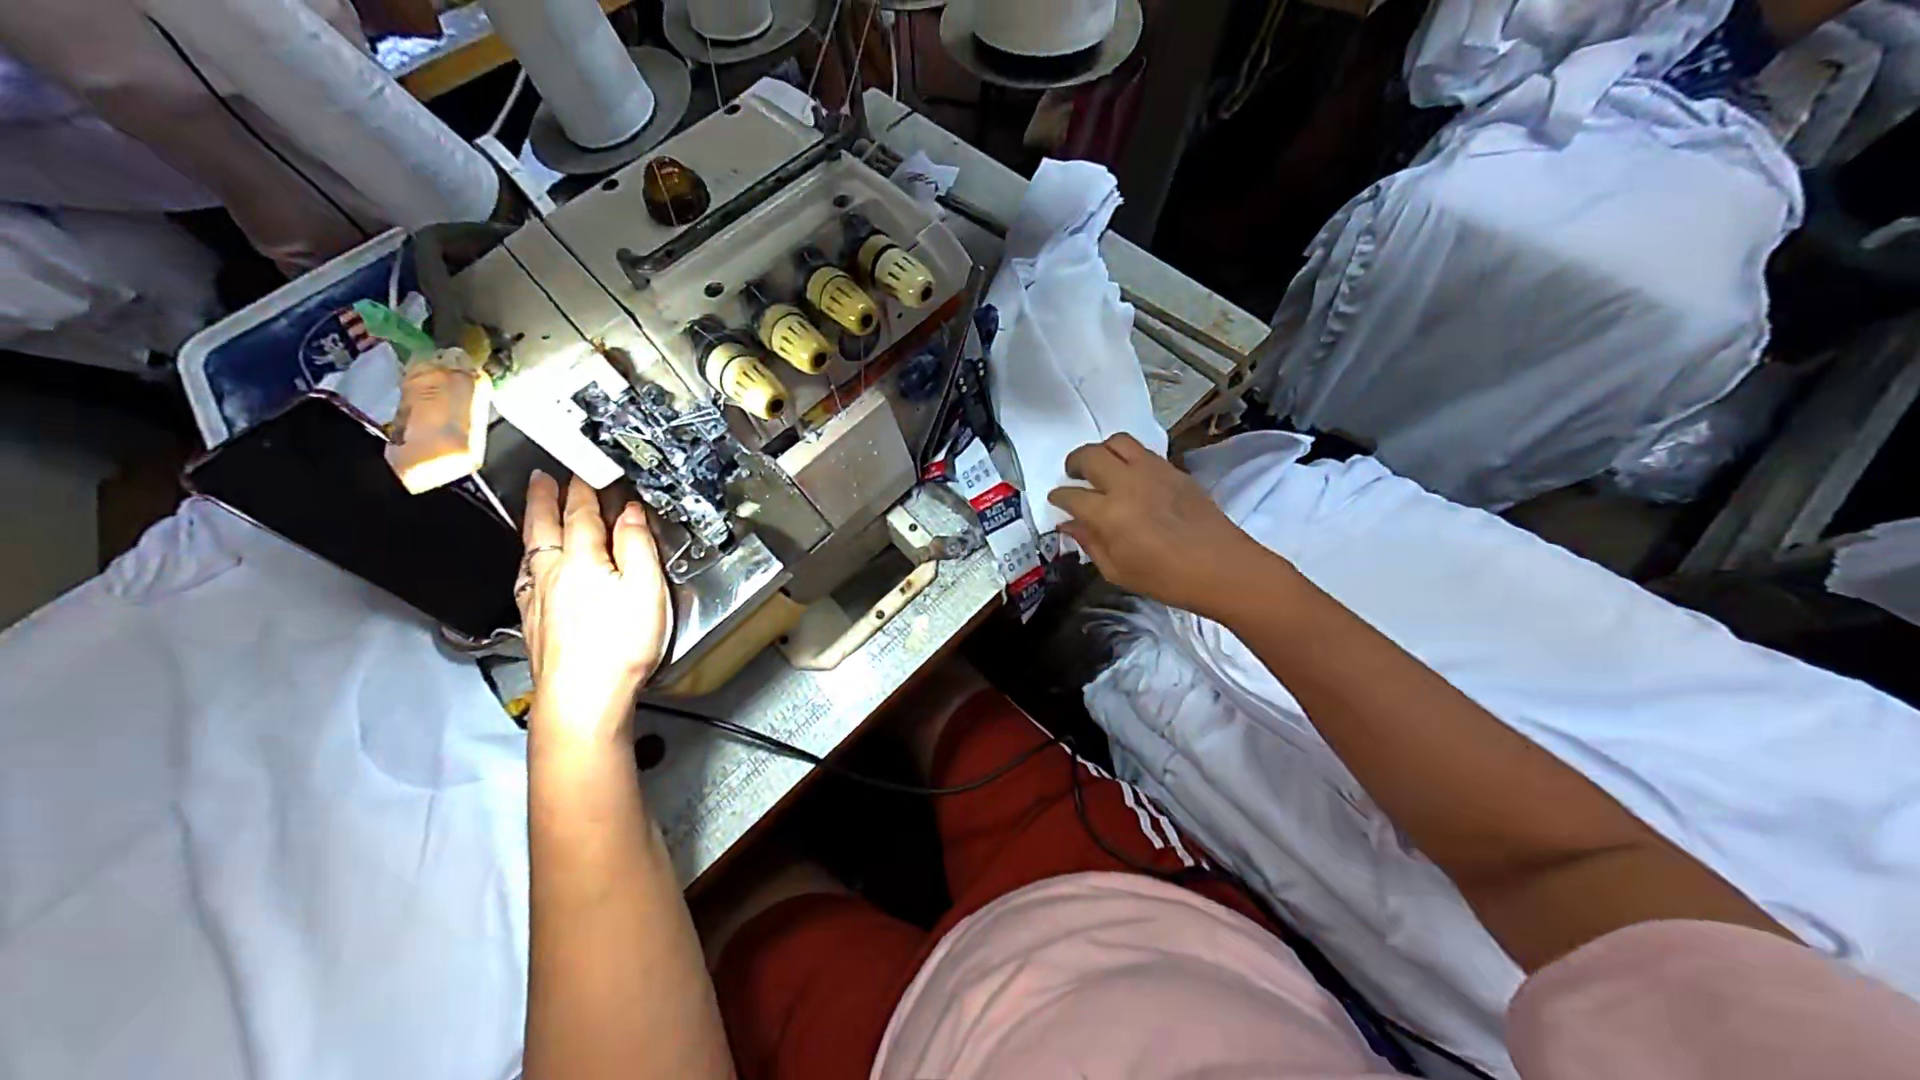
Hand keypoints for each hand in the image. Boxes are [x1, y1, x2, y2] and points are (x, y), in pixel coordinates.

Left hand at [517, 471, 671, 744]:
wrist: (583, 699)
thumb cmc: (618, 649)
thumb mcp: (645, 589)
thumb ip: (637, 546)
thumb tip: (630, 513)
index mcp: (582, 561)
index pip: (582, 515)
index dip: (585, 489)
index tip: (587, 471)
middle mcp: (552, 575)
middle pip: (544, 527)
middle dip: (545, 498)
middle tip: (541, 477)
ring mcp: (538, 600)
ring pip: (530, 551)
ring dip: (533, 524)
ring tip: (535, 511)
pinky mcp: (534, 624)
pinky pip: (525, 578)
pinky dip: (528, 560)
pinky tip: (531, 568)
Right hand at [1047, 434, 1282, 619]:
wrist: (1222, 568)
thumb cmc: (1166, 579)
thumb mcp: (1117, 571)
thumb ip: (1090, 543)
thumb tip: (1069, 525)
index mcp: (1109, 513)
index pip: (1071, 496)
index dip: (1059, 497)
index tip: (1057, 500)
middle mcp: (1128, 483)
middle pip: (1090, 455)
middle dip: (1074, 463)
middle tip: (1073, 474)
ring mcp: (1153, 472)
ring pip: (1118, 441)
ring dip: (1102, 451)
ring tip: (1101, 466)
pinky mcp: (1175, 470)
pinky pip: (1144, 451)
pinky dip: (1129, 457)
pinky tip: (1131, 476)